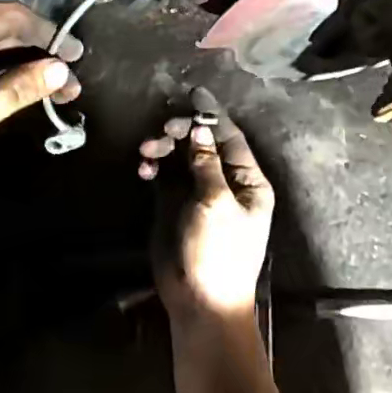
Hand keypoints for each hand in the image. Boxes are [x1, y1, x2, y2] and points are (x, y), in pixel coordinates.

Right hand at [139, 88, 272, 320]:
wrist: (200, 299)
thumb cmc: (220, 252)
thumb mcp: (217, 204)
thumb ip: (206, 163)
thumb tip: (201, 127)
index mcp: (247, 181)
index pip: (230, 137)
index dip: (213, 114)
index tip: (193, 93)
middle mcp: (223, 181)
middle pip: (201, 142)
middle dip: (182, 130)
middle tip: (163, 130)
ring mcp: (197, 191)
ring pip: (179, 154)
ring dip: (163, 146)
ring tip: (147, 151)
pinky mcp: (173, 201)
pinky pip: (163, 172)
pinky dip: (153, 165)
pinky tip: (144, 169)